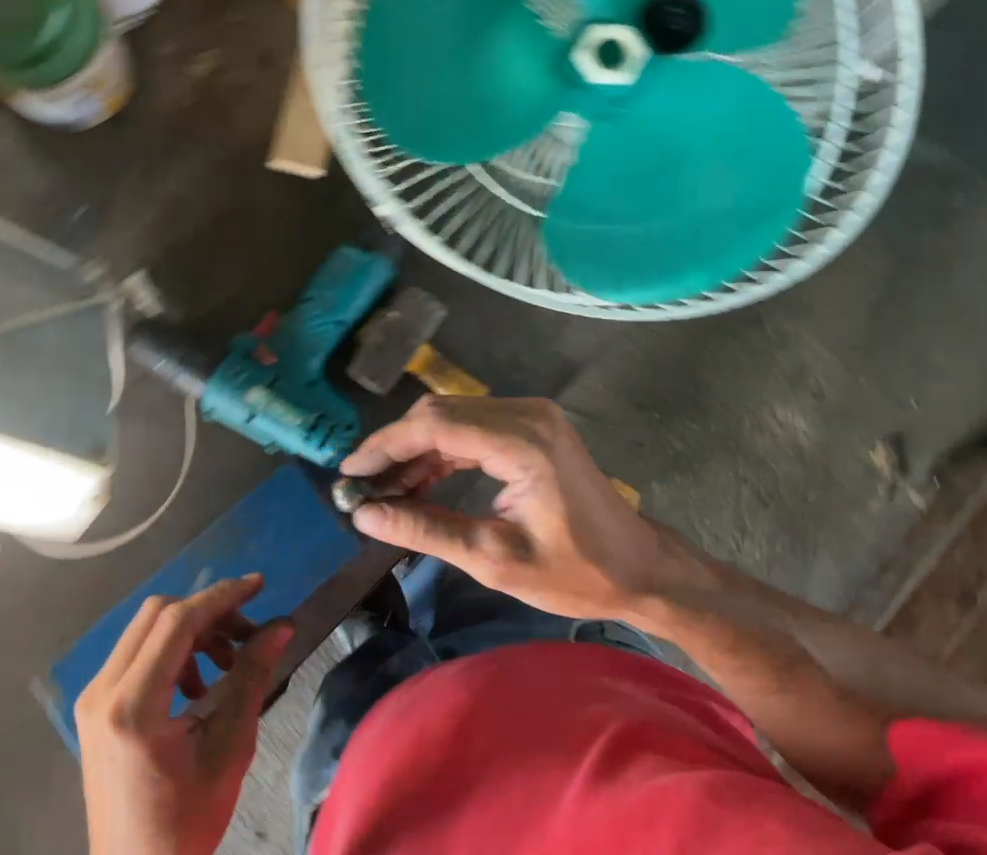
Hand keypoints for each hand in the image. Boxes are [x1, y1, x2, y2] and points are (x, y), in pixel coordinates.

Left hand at [75, 574, 293, 854]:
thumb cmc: (186, 821)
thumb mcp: (229, 750)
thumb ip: (252, 678)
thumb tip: (281, 627)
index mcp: (133, 705)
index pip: (177, 622)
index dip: (222, 597)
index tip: (259, 585)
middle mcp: (103, 691)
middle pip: (157, 615)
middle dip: (208, 613)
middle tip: (248, 633)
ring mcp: (93, 699)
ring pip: (145, 631)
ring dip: (191, 633)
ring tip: (229, 665)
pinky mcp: (95, 709)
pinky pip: (135, 655)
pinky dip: (172, 653)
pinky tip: (199, 687)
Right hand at [341, 396, 676, 620]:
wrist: (638, 567)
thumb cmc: (574, 572)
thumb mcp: (493, 559)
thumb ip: (426, 530)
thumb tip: (364, 516)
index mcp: (523, 442)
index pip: (435, 425)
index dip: (385, 446)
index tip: (348, 474)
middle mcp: (527, 414)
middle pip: (440, 414)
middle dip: (395, 448)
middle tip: (361, 488)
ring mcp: (532, 416)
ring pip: (453, 418)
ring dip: (415, 450)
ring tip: (382, 491)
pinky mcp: (533, 427)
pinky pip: (474, 428)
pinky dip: (442, 452)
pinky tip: (417, 482)